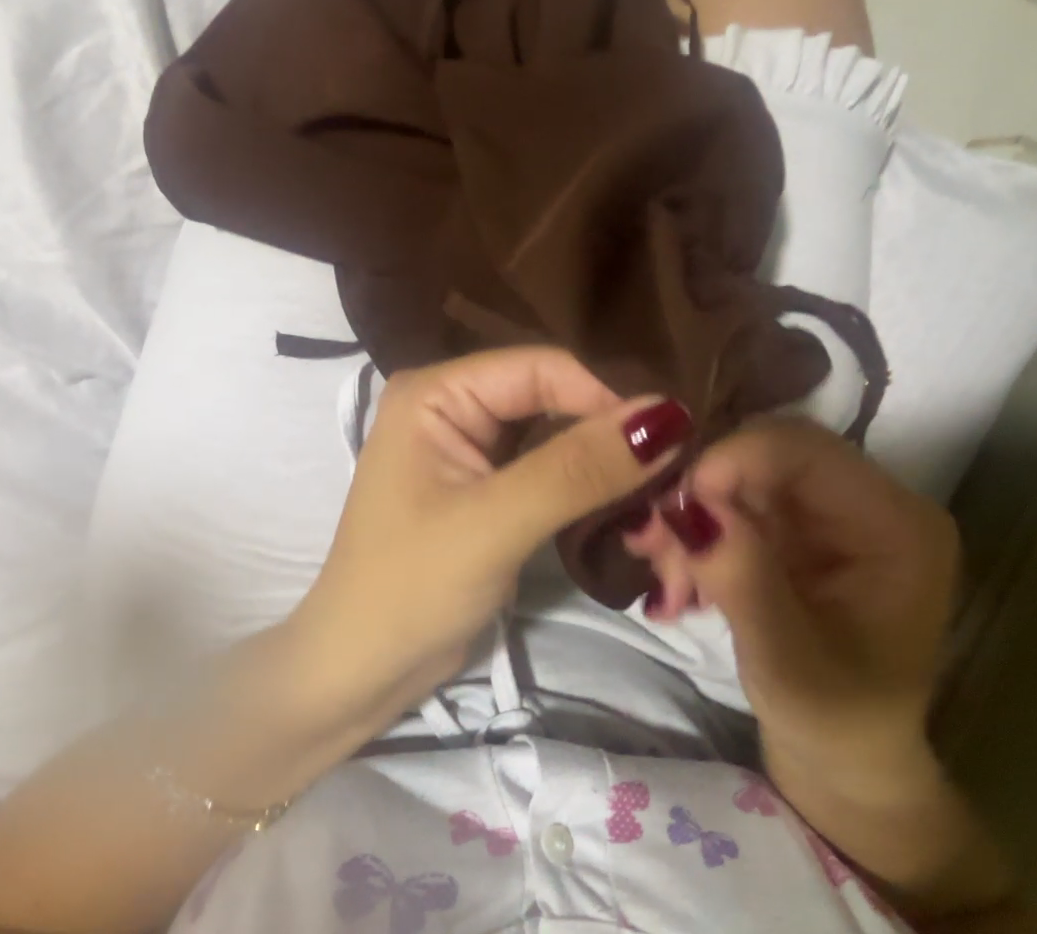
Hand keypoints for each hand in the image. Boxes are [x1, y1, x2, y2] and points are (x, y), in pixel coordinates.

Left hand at [288, 347, 690, 722]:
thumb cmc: (411, 588)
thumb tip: (669, 416)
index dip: (606, 399)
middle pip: (551, 397)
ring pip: (554, 435)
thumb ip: (578, 468)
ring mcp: (465, 451)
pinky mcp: (482, 491)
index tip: (671, 445)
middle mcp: (449, 407)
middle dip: (608, 434)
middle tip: (674, 476)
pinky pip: (545, 471)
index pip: (540, 368)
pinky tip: (623, 509)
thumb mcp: (495, 523)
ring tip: (659, 494)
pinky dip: (583, 487)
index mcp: (434, 393)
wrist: (363, 668)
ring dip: (602, 463)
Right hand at [626, 417, 959, 795]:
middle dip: (698, 496)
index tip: (668, 511)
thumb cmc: (833, 720)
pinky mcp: (794, 534)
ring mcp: (827, 517)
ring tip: (665, 583)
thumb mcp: (786, 658)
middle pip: (763, 456)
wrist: (843, 760)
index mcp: (894, 525)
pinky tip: (678, 586)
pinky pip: (729, 507)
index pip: (802, 448)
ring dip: (688, 522)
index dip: (727, 461)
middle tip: (650, 548)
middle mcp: (865, 504)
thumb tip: (685, 508)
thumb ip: (742, 577)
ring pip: (736, 478)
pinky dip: (694, 538)